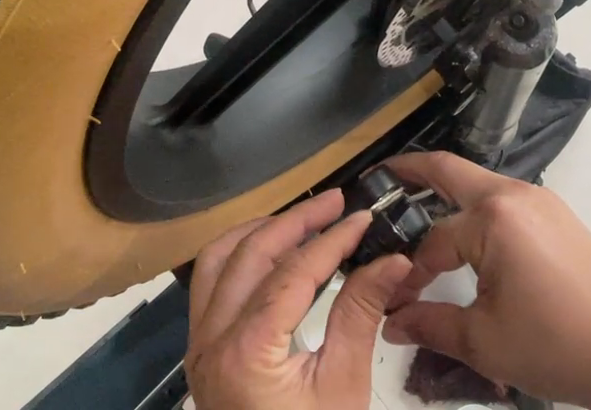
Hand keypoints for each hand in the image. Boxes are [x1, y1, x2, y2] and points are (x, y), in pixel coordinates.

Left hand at [185, 189, 412, 409]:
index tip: (361, 217)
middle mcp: (209, 341)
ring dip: (260, 231)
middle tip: (336, 203)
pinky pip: (208, 284)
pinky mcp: (201, 351)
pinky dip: (238, 255)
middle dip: (295, 221)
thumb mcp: (344, 387)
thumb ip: (360, 314)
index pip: (291, 272)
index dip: (330, 239)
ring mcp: (198, 346)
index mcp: (245, 352)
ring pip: (217, 261)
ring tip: (302, 218)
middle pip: (249, 254)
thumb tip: (392, 258)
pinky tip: (269, 250)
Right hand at [377, 152, 590, 407]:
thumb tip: (391, 322)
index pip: (435, 239)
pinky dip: (477, 209)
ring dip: (449, 192)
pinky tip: (469, 235)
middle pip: (452, 170)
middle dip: (414, 171)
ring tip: (419, 207)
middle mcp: (515, 195)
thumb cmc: (555, 344)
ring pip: (480, 185)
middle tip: (382, 176)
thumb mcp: (484, 340)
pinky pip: (505, 200)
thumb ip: (430, 324)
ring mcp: (541, 202)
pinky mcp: (558, 217)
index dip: (411, 272)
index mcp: (494, 217)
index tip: (395, 301)